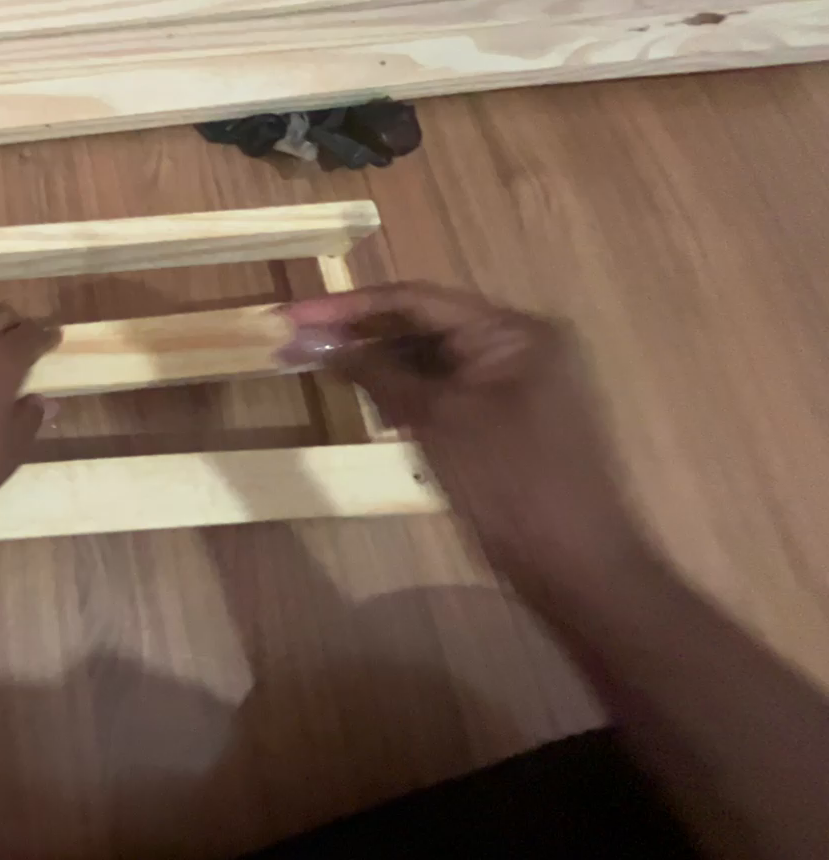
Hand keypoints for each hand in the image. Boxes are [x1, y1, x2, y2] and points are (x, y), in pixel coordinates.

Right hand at [280, 283, 655, 588]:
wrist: (570, 559)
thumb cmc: (504, 477)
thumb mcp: (430, 415)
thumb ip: (369, 370)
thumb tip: (309, 339)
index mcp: (510, 331)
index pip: (411, 300)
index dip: (343, 306)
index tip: (287, 316)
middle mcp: (513, 343)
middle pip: (415, 324)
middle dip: (353, 335)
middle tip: (291, 343)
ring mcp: (508, 378)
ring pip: (420, 355)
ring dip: (371, 364)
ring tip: (318, 370)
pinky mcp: (497, 410)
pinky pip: (435, 384)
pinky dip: (396, 390)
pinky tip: (366, 404)